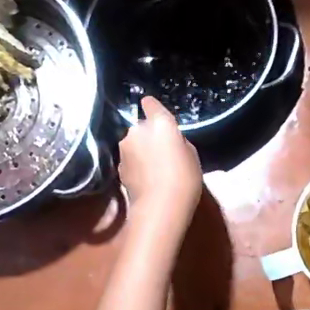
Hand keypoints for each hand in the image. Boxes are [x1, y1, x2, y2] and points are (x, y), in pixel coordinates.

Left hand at [118, 97, 202, 238]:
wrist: (160, 206)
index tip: (156, 114)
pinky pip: (130, 159)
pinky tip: (146, 178)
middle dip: (148, 134)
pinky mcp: (119, 166)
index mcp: (159, 123)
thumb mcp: (190, 154)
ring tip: (154, 167)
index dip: (153, 108)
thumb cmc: (184, 178)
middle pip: (142, 126)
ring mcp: (125, 148)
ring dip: (141, 150)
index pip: (150, 104)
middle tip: (162, 150)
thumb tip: (168, 142)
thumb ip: (177, 141)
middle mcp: (137, 130)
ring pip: (133, 143)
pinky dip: (136, 164)